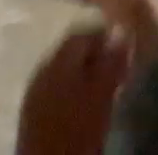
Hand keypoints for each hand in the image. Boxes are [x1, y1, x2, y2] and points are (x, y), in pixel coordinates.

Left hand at [17, 28, 133, 154]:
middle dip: (96, 56)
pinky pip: (56, 89)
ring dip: (85, 75)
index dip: (105, 35)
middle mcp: (42, 67)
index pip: (83, 32)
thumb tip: (122, 29)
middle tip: (119, 70)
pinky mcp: (32, 111)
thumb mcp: (101, 94)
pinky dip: (73, 91)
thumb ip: (111, 61)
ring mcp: (34, 90)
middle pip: (72, 50)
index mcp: (58, 59)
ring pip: (64, 70)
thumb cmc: (77, 127)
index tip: (125, 48)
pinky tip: (84, 105)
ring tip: (105, 90)